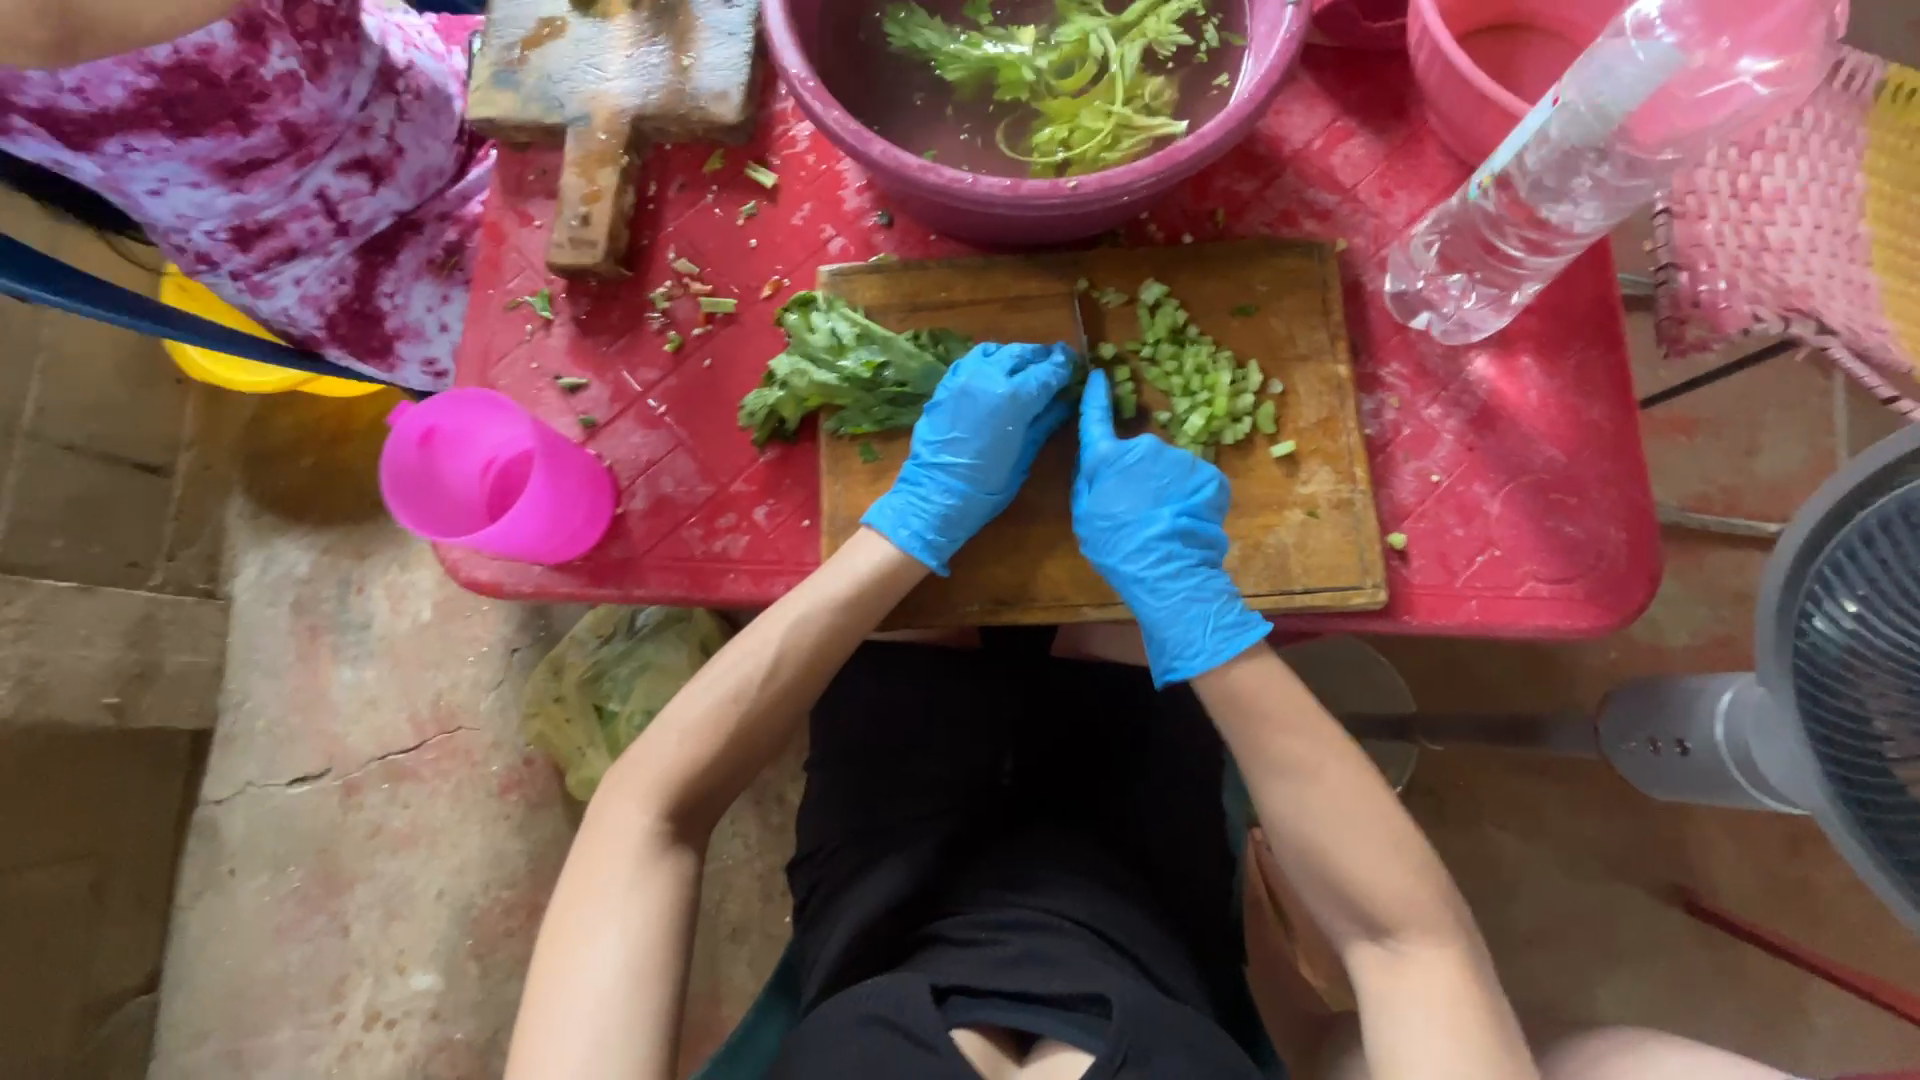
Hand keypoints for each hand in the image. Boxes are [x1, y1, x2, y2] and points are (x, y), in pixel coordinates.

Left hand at [862, 342, 1074, 574]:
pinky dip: (987, 360)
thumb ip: (1045, 422)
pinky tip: (993, 372)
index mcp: (1014, 398)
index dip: (1064, 366)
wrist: (936, 496)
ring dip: (1013, 355)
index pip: (1048, 371)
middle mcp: (989, 378)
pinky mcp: (944, 386)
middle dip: (1041, 356)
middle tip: (1054, 361)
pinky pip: (969, 361)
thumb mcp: (1024, 455)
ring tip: (1023, 365)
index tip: (1074, 364)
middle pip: (1021, 354)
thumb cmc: (987, 486)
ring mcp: (962, 378)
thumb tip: (1065, 401)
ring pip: (994, 351)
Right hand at [1073, 369, 1270, 686]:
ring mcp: (1180, 458)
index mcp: (1108, 458)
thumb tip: (1094, 460)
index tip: (1100, 375)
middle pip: (1139, 454)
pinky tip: (1185, 521)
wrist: (1166, 567)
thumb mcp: (1084, 516)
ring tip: (1164, 521)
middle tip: (1138, 509)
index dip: (1096, 397)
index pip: (1096, 420)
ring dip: (1167, 488)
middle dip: (1139, 474)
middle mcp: (1145, 446)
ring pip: (1170, 469)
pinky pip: (1194, 482)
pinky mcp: (1209, 474)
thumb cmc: (1116, 545)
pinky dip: (1190, 497)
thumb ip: (1088, 481)